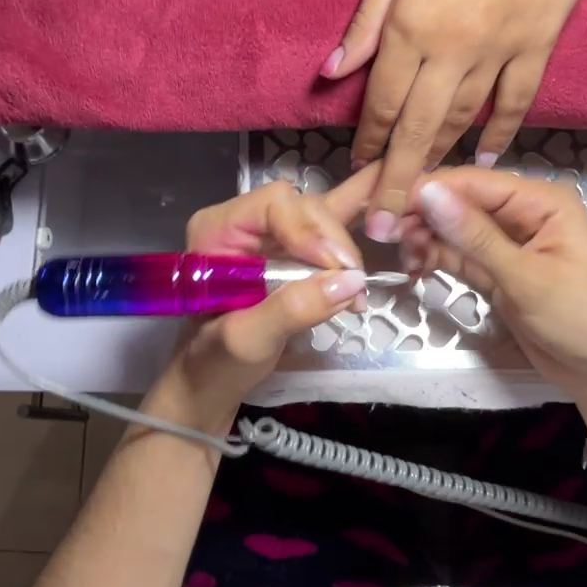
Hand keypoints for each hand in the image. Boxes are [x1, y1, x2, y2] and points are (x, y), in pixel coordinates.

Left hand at [147, 166, 380, 434]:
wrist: (208, 382)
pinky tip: (377, 234)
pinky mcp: (286, 251)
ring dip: (344, 250)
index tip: (337, 266)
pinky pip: (322, 235)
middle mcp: (241, 222)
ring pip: (318, 220)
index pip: (273, 204)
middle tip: (355, 284)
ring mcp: (266, 235)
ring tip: (357, 291)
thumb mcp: (249, 339)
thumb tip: (351, 281)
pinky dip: (346, 242)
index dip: (309, 229)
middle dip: (332, 241)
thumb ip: (294, 307)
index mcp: (217, 230)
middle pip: (301, 208)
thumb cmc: (215, 361)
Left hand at [326, 0, 586, 243]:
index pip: (382, 101)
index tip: (356, 167)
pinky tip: (484, 158)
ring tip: (423, 192)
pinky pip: (517, 100)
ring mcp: (500, 49)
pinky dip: (500, 132)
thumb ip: (367, 19)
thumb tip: (333, 70)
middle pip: (419, 127)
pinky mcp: (540, 43)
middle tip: (384, 221)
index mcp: (411, 26)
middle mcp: (452, 48)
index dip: (368, 140)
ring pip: (464, 119)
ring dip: (441, 158)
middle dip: (397, 178)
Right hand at [395, 167, 586, 401]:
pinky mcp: (494, 271)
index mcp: (540, 200)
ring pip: (451, 229)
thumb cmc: (585, 320)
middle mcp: (521, 213)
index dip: (426, 189)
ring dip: (423, 238)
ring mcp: (505, 243)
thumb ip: (475, 236)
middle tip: (383, 234)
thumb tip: (429, 193)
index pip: (472, 182)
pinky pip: (456, 255)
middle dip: (419, 214)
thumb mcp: (528, 278)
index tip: (382, 203)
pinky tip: (414, 267)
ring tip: (401, 256)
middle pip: (457, 201)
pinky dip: (433, 258)